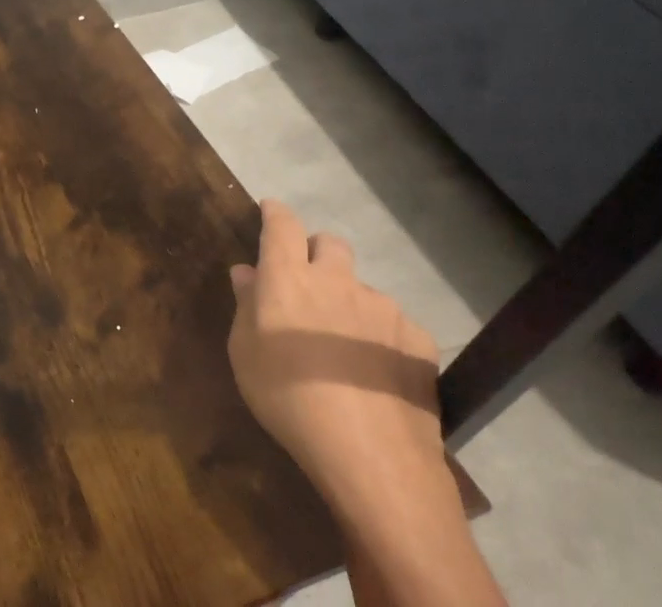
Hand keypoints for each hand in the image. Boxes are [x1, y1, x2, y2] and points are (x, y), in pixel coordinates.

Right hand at [226, 200, 443, 498]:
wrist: (368, 451)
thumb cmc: (286, 396)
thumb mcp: (245, 353)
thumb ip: (247, 306)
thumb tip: (248, 273)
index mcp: (289, 278)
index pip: (282, 225)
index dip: (275, 213)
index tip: (269, 210)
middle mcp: (339, 281)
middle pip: (330, 244)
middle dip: (317, 252)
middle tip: (305, 283)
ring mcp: (384, 308)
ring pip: (362, 288)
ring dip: (348, 301)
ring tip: (341, 346)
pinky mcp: (417, 339)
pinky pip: (392, 324)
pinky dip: (378, 335)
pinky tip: (373, 372)